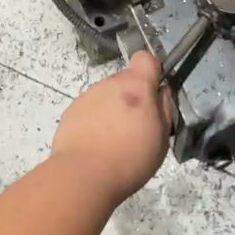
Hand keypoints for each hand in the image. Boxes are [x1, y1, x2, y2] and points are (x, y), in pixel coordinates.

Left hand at [49, 51, 171, 202]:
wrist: (83, 176)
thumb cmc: (131, 159)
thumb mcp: (161, 138)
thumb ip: (163, 109)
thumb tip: (161, 91)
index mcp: (136, 86)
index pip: (146, 58)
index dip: (152, 72)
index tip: (154, 92)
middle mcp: (109, 84)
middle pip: (125, 80)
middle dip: (132, 97)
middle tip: (136, 127)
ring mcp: (87, 96)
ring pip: (106, 95)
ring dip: (112, 109)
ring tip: (113, 140)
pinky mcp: (70, 111)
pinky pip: (89, 109)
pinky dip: (94, 121)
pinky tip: (95, 145)